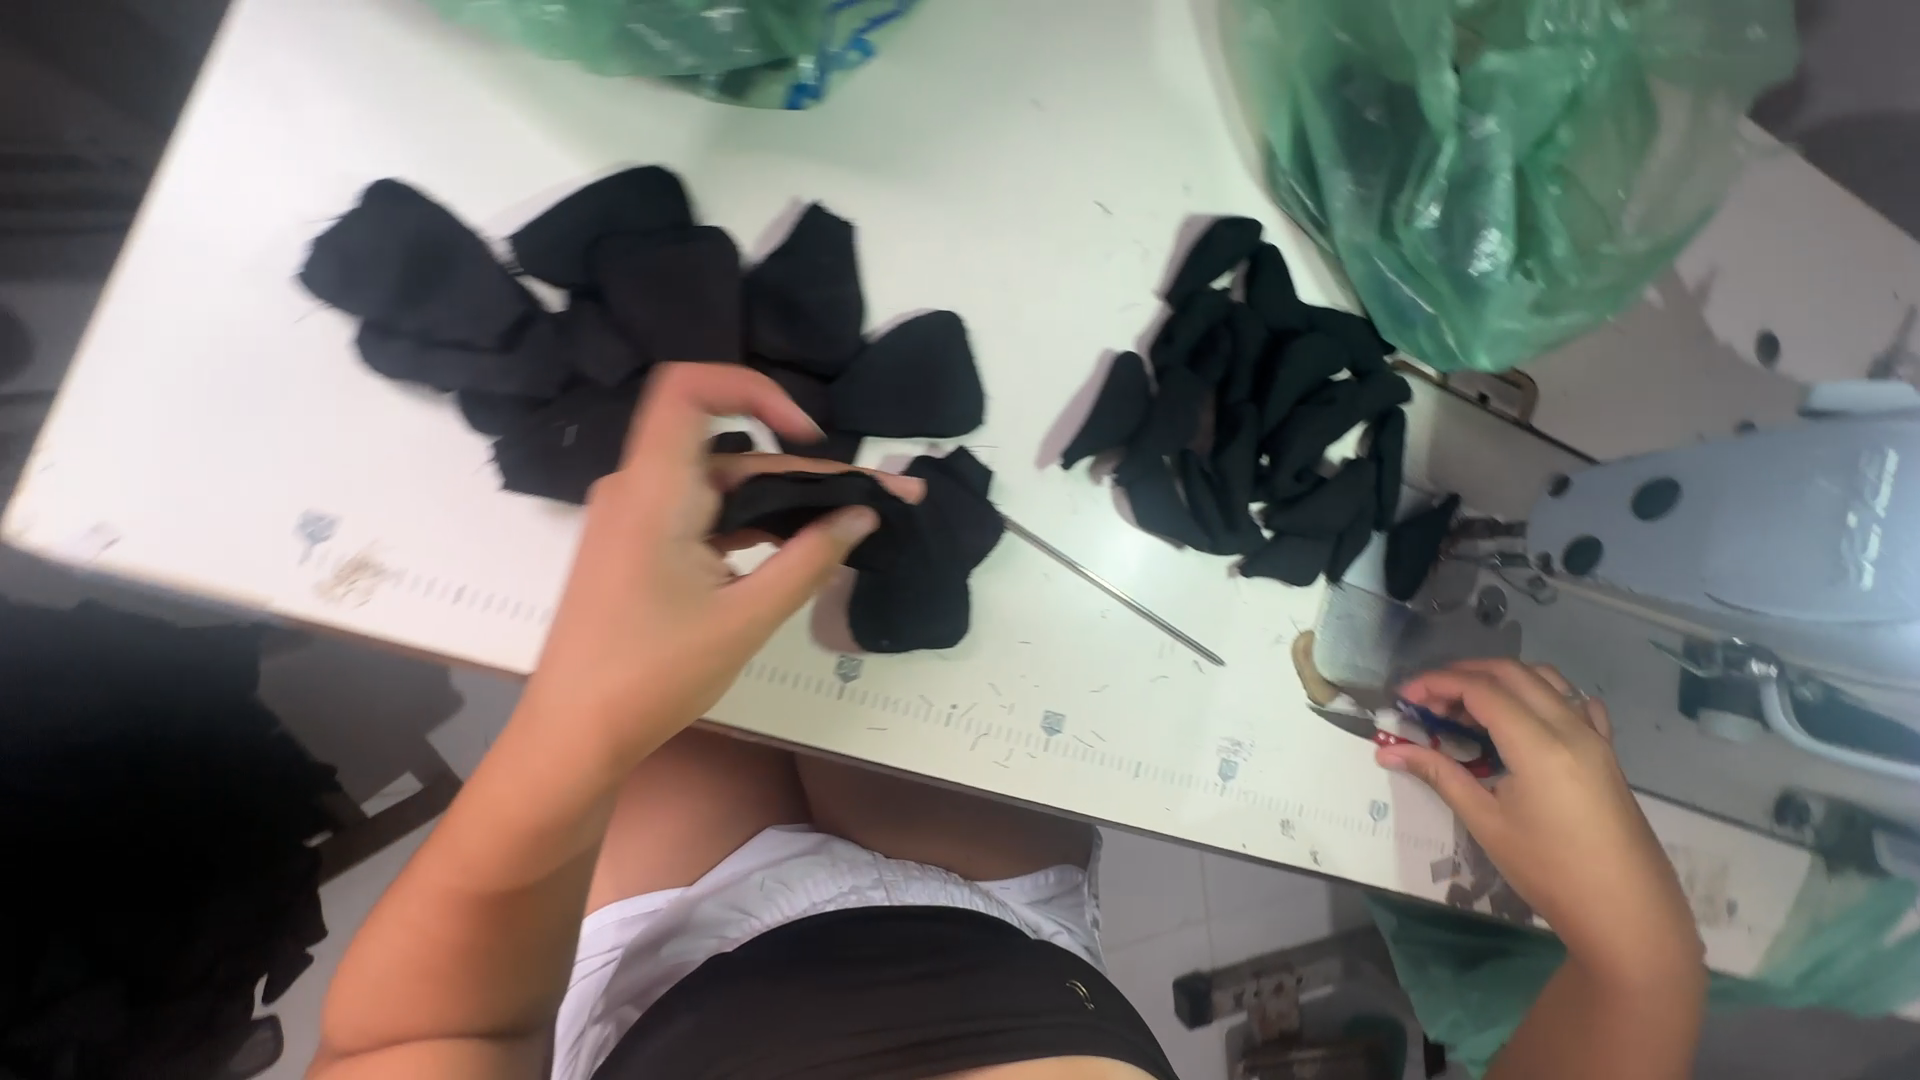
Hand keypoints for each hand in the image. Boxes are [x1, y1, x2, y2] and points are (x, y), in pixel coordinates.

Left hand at [520, 363, 924, 758]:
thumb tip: (864, 513)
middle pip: (729, 451)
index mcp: (654, 492)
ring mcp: (636, 519)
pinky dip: (752, 526)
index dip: (754, 391)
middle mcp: (639, 489)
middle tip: (876, 498)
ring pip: (722, 487)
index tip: (809, 436)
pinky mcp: (640, 547)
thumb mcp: (746, 618)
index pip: (690, 390)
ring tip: (851, 525)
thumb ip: (810, 559)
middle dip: (804, 471)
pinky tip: (798, 550)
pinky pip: (705, 515)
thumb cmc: (654, 677)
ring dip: (783, 503)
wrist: (574, 736)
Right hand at [1379, 659, 1703, 983]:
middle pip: (1511, 673)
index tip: (1403, 697)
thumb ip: (1439, 775)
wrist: (1629, 916)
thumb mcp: (1485, 822)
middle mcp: (1570, 729)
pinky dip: (1541, 694)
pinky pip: (1575, 703)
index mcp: (1539, 746)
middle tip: (1427, 698)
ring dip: (1499, 679)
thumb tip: (1387, 752)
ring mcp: (1595, 739)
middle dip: (1462, 674)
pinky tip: (1524, 715)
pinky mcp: (1607, 754)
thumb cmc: (1550, 871)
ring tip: (1466, 704)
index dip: (1435, 683)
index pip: (1480, 689)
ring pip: (1545, 680)